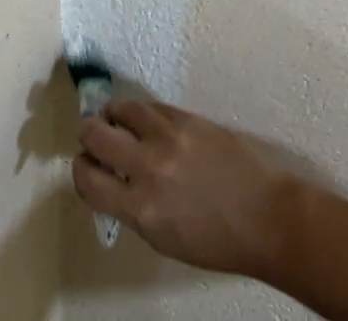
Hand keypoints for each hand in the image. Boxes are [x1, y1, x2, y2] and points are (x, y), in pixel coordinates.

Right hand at [72, 99, 306, 277]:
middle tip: (97, 140)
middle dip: (89, 136)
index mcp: (140, 209)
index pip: (86, 179)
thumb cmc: (217, 241)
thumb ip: (130, 209)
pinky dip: (142, 114)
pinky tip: (148, 124)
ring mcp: (170, 137)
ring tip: (120, 124)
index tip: (87, 166)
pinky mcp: (189, 118)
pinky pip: (151, 106)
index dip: (80, 170)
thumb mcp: (162, 239)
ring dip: (114, 116)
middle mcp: (149, 168)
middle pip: (94, 133)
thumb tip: (109, 182)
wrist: (267, 217)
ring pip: (121, 108)